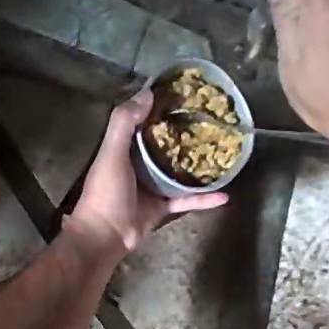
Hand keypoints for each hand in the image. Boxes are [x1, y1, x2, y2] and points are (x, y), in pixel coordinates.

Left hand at [66, 90, 227, 255]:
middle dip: (186, 134)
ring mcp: (151, 187)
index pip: (144, 122)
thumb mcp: (111, 152)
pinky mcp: (161, 208)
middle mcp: (138, 165)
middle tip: (212, 121)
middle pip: (166, 145)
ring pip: (179, 171)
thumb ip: (124, 122)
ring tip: (223, 152)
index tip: (185, 94)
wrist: (103, 236)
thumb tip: (148, 92)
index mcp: (124, 149)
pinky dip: (204, 198)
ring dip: (199, 164)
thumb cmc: (105, 192)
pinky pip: (186, 200)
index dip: (161, 108)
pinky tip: (225, 194)